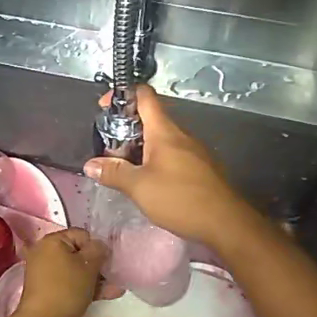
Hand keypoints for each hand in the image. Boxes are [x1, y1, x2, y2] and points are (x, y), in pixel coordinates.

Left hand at [13, 228, 108, 316]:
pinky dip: (86, 288)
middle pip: (79, 253)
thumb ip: (98, 250)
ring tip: (116, 288)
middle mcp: (46, 254)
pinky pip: (71, 284)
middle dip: (98, 265)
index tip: (106, 261)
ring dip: (96, 278)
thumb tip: (100, 246)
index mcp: (52, 241)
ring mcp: (46, 274)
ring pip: (76, 271)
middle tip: (113, 275)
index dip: (96, 247)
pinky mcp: (49, 291)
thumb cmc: (66, 289)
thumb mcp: (88, 265)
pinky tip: (108, 295)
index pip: (81, 235)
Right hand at [84, 85, 265, 250]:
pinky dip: (156, 160)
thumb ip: (114, 173)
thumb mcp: (139, 187)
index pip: (145, 96)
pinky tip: (150, 182)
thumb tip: (90, 165)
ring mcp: (194, 151)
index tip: (104, 108)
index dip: (122, 95)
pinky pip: (174, 154)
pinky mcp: (201, 168)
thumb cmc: (180, 198)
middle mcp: (181, 135)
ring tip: (125, 168)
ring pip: (162, 139)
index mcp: (164, 131)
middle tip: (109, 150)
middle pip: (151, 119)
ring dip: (141, 148)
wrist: (226, 222)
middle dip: (126, 129)